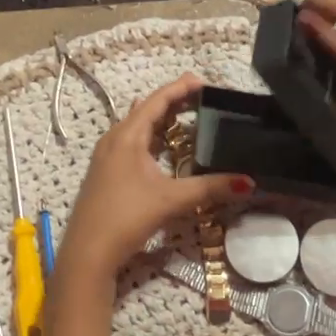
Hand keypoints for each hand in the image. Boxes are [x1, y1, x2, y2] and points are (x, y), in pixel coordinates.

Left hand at [57, 74, 253, 280]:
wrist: (87, 253)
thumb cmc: (126, 218)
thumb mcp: (171, 200)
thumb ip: (210, 188)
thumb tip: (248, 182)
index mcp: (127, 135)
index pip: (157, 100)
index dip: (180, 88)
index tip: (203, 82)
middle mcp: (114, 139)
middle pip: (146, 110)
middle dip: (173, 102)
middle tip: (201, 98)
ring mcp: (106, 156)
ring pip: (137, 126)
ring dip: (160, 119)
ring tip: (185, 116)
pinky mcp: (105, 172)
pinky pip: (131, 142)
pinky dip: (150, 136)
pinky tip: (161, 147)